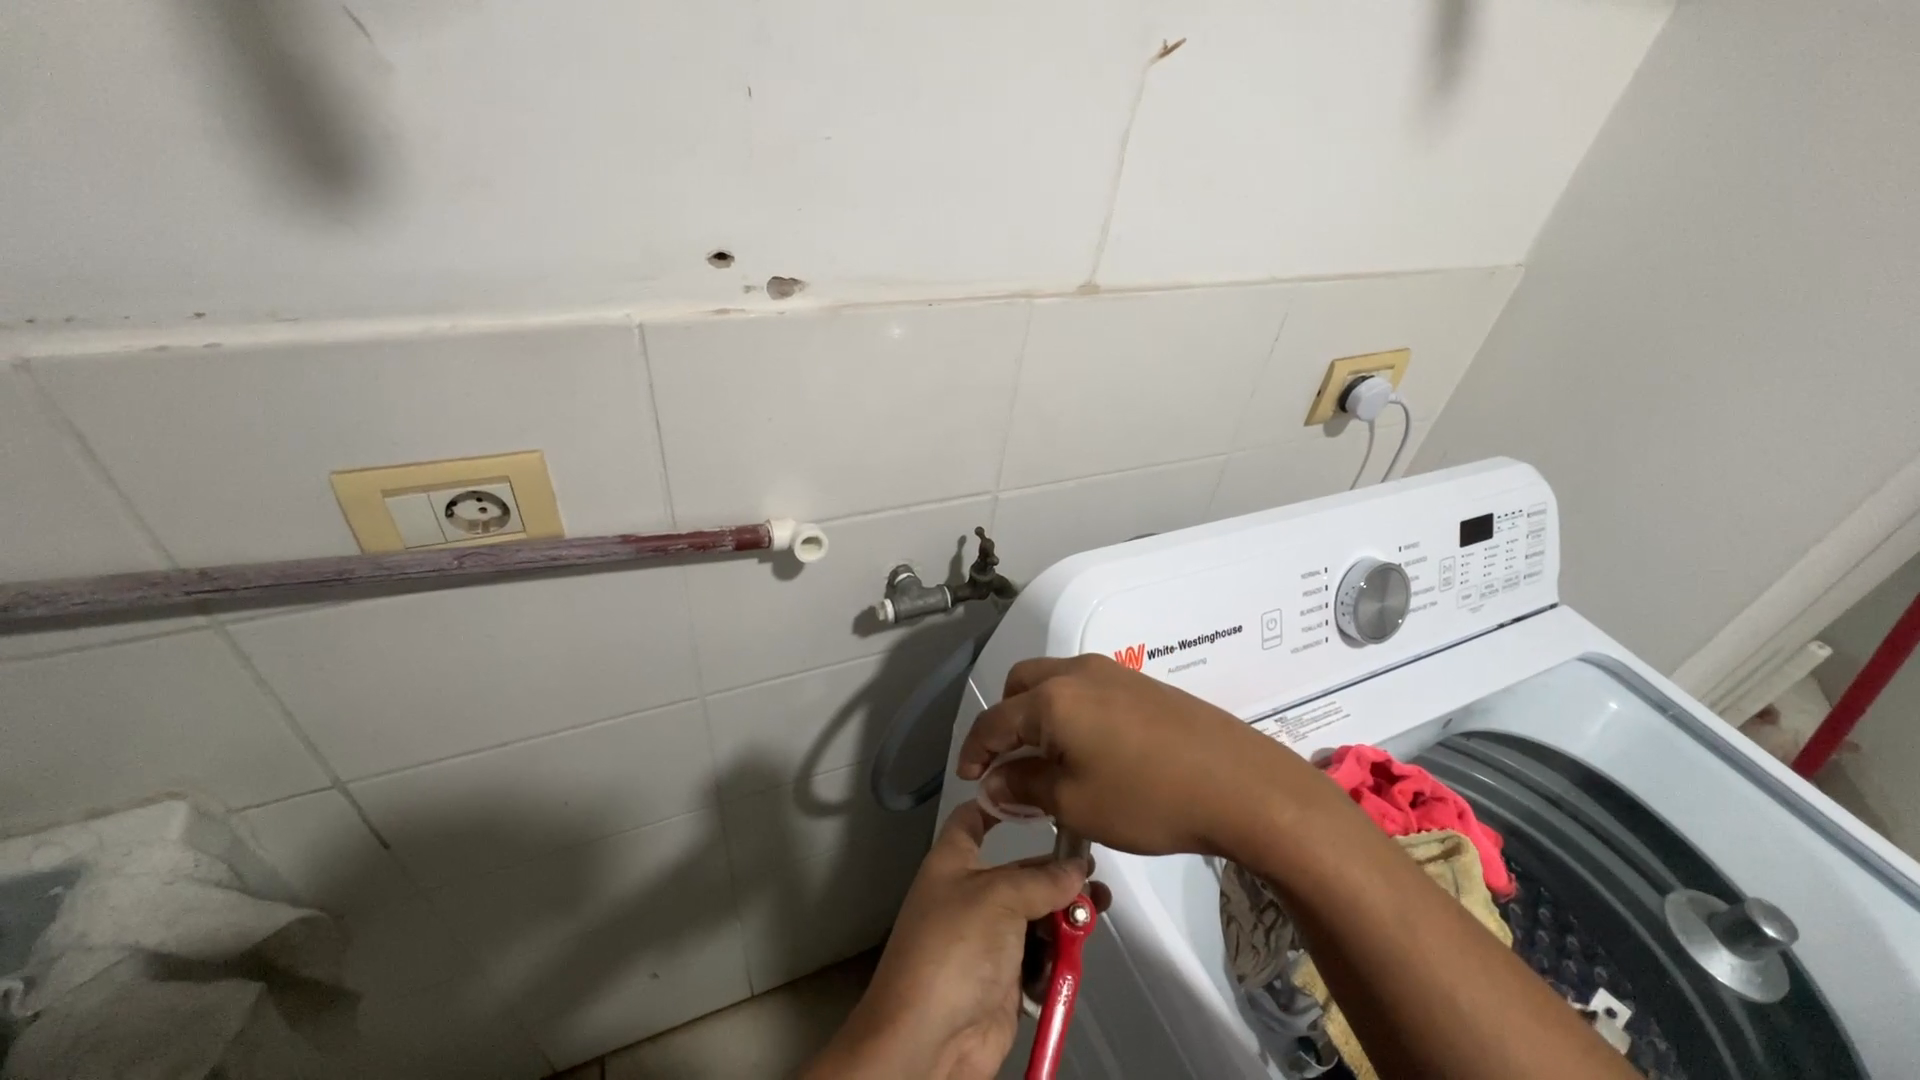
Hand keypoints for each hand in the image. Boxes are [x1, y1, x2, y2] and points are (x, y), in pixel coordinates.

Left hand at [805, 803, 1106, 1079]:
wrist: (929, 1039)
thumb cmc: (953, 950)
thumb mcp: (999, 897)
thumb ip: (1042, 879)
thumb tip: (1076, 869)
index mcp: (953, 863)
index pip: (974, 819)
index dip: (1002, 804)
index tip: (1041, 796)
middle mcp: (970, 897)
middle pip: (1021, 873)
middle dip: (1058, 876)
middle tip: (1093, 881)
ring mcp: (988, 940)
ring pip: (1037, 917)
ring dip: (1065, 919)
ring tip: (1090, 920)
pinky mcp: (1005, 979)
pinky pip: (1040, 958)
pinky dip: (1055, 958)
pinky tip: (1067, 960)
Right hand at [958, 654, 1331, 857]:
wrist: (1241, 785)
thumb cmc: (1148, 799)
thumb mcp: (1075, 803)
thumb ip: (1025, 787)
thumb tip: (995, 782)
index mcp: (1052, 699)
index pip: (993, 720)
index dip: (974, 751)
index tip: (970, 779)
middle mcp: (1078, 673)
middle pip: (1020, 685)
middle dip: (1004, 721)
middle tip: (1009, 764)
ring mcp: (1115, 673)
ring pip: (1055, 682)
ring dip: (1038, 714)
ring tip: (1048, 760)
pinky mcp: (1144, 684)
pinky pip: (1087, 689)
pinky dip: (1070, 712)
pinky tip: (1090, 750)